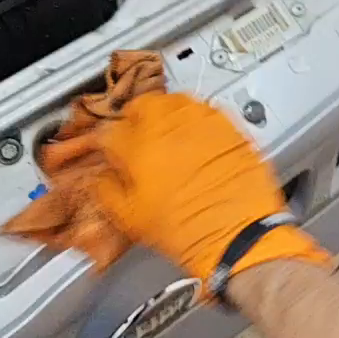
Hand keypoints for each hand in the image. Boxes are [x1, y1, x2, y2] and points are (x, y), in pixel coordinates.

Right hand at [91, 92, 330, 283]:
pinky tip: (200, 140)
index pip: (109, 129)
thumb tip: (101, 179)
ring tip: (169, 134)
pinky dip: (199, 121)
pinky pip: (208, 112)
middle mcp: (169, 124)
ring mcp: (203, 121)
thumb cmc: (186, 231)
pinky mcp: (231, 127)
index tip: (112, 150)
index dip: (107, 140)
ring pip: (177, 101)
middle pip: (144, 103)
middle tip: (139, 135)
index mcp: (137, 145)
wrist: (238, 236)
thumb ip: (108, 191)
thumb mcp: (132, 218)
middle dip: (137, 117)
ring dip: (169, 113)